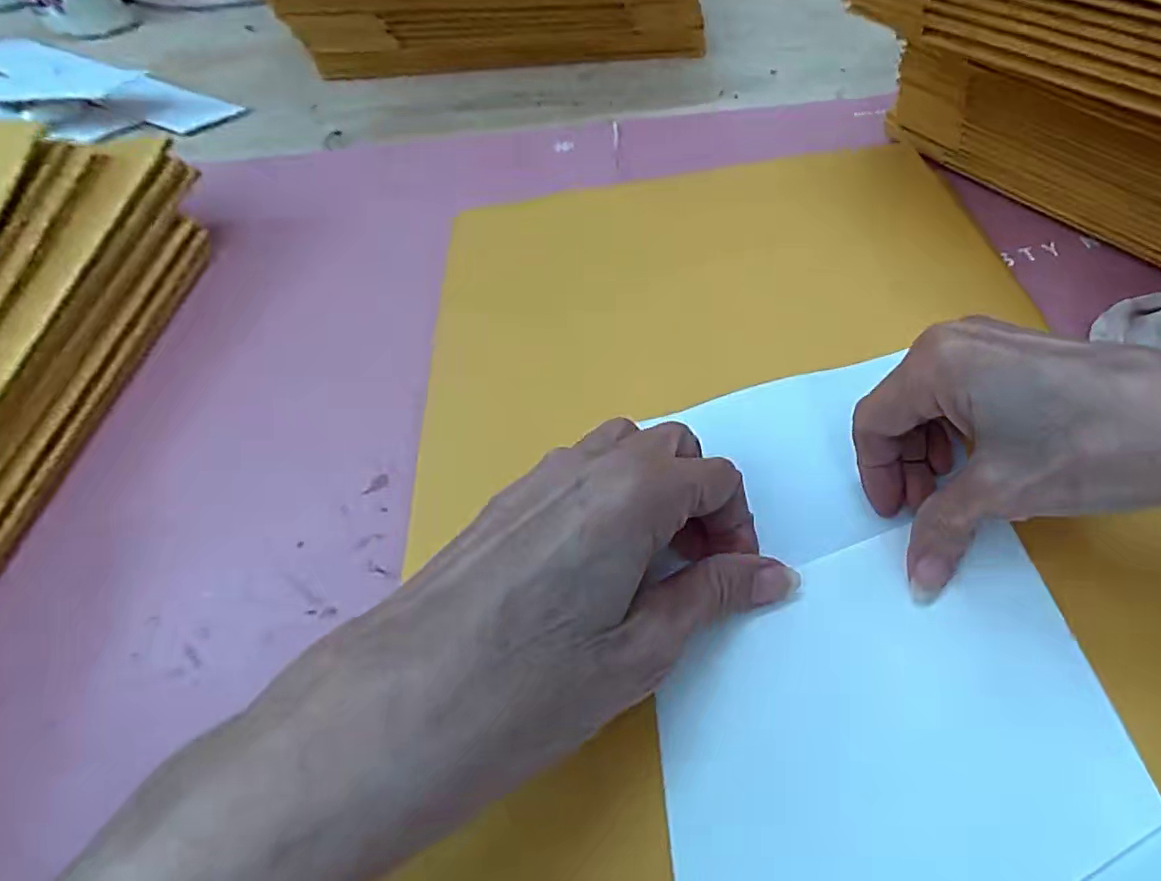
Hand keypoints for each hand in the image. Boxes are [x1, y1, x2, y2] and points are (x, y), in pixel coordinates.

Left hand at [67, 419, 797, 880]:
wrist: (381, 715)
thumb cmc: (529, 691)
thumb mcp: (641, 652)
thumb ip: (714, 596)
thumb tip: (778, 575)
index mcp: (635, 492)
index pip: (716, 475)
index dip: (738, 522)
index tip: (730, 575)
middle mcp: (591, 464)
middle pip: (673, 446)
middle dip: (700, 496)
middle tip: (692, 565)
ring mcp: (541, 475)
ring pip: (623, 447)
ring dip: (654, 487)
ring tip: (644, 558)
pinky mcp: (506, 498)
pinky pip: (579, 468)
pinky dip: (609, 493)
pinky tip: (587, 561)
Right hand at [852, 317, 1160, 597]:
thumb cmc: (1085, 448)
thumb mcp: (1003, 491)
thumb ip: (944, 529)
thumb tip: (916, 583)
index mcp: (936, 361)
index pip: (874, 419)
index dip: (875, 474)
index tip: (895, 517)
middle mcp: (956, 338)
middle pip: (902, 407)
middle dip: (906, 464)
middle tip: (928, 511)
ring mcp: (994, 340)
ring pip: (935, 399)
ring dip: (934, 450)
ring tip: (960, 491)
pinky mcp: (1026, 352)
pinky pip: (969, 391)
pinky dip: (964, 431)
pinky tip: (992, 461)